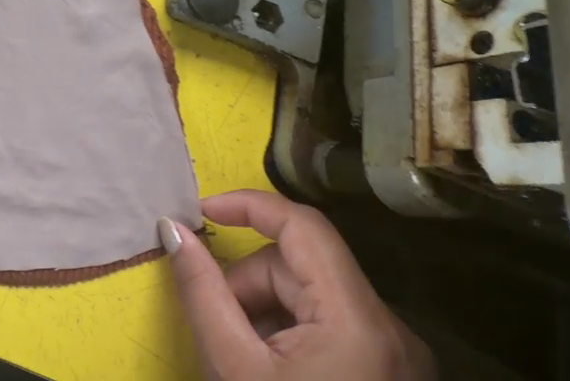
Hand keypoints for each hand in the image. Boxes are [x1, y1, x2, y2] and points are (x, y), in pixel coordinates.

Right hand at [161, 190, 435, 380]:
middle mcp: (391, 328)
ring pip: (314, 294)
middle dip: (249, 281)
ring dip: (267, 307)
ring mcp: (398, 353)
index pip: (303, 226)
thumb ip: (201, 289)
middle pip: (302, 265)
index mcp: (358, 321)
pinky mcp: (394, 370)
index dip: (248, 205)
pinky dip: (292, 329)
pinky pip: (332, 322)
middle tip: (220, 322)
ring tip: (246, 354)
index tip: (200, 213)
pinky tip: (275, 367)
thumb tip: (171, 227)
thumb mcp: (233, 366)